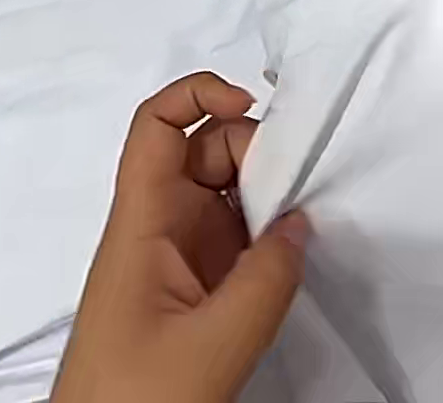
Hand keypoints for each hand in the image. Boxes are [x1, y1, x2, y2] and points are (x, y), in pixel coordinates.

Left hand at [53, 72, 308, 402]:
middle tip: (293, 185)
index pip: (156, 124)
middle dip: (252, 149)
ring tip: (298, 217)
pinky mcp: (198, 282)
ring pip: (225, 186)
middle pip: (204, 147)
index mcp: (143, 219)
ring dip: (265, 188)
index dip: (199, 94)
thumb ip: (265, 281)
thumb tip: (299, 222)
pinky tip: (289, 247)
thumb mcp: (208, 349)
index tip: (249, 106)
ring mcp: (181, 251)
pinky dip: (267, 224)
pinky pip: (237, 228)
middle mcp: (160, 221)